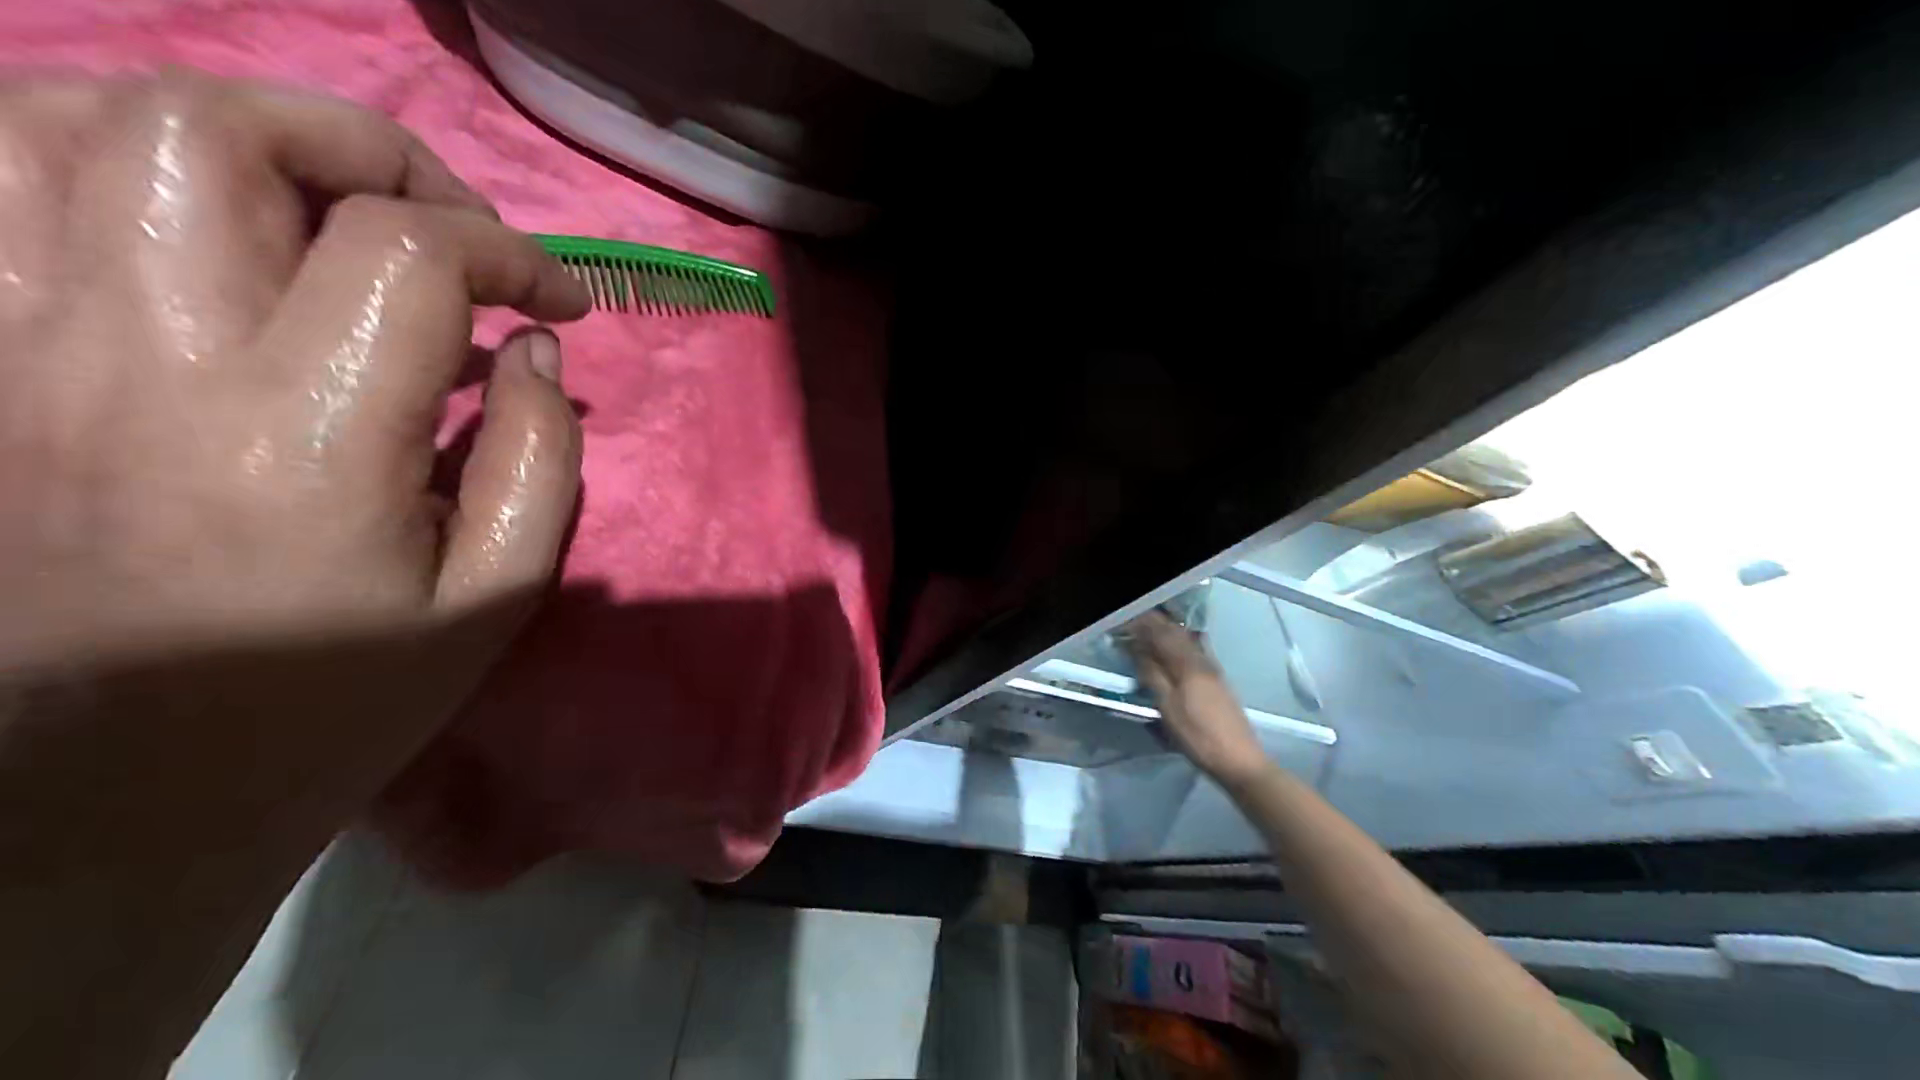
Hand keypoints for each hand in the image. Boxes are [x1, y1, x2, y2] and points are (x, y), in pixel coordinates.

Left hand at [0, 70, 587, 666]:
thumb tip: (532, 347)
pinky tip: (196, 217)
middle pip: (221, 136)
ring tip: (334, 207)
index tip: (560, 302)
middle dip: (373, 150)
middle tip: (449, 225)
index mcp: (307, 442)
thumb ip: (540, 457)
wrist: (122, 799)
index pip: (410, 254)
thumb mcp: (496, 593)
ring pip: (72, 121)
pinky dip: (94, 152)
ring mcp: (16, 355)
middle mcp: (141, 366)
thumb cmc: (343, 698)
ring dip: (242, 136)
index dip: (509, 253)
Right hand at [1123, 610, 1271, 784]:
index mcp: (1187, 665)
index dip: (1142, 625)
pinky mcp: (1217, 681)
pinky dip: (1180, 643)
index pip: (1161, 634)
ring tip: (1149, 631)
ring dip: (1167, 632)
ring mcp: (1213, 670)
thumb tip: (1137, 649)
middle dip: (1154, 624)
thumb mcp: (1168, 708)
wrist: (1238, 759)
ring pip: (1186, 641)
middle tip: (1133, 622)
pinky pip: (1194, 651)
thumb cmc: (1198, 736)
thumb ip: (1152, 676)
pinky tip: (1177, 647)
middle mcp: (1201, 661)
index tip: (1124, 621)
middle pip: (1176, 633)